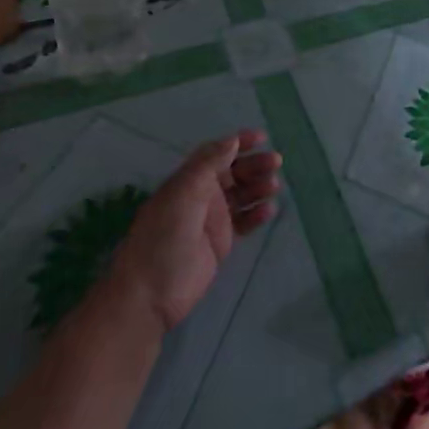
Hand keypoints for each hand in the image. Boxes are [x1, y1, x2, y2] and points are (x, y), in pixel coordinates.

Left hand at [105, 129, 281, 330]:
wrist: (152, 291)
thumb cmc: (164, 236)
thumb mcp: (183, 193)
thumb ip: (208, 165)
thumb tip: (231, 141)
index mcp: (189, 179)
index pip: (216, 153)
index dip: (237, 143)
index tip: (261, 137)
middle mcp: (201, 195)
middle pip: (233, 173)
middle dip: (254, 164)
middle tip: (276, 162)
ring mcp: (212, 219)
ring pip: (241, 195)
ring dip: (258, 187)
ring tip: (274, 185)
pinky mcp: (221, 242)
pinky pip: (243, 222)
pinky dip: (256, 214)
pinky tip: (270, 209)